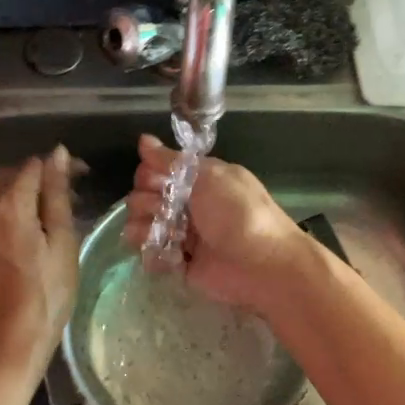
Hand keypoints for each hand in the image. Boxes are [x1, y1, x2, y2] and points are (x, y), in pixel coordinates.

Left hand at [0, 147, 81, 383]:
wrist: (11, 341)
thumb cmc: (47, 293)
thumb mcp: (62, 241)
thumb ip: (57, 194)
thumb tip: (58, 153)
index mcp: (11, 204)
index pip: (34, 166)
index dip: (59, 166)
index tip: (83, 178)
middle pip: (12, 174)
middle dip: (41, 175)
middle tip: (71, 193)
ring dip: (25, 191)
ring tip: (52, 211)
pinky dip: (11, 208)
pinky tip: (30, 228)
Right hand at [123, 133, 308, 312]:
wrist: (263, 265)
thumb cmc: (239, 213)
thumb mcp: (209, 177)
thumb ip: (172, 161)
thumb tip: (143, 139)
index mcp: (195, 178)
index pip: (154, 169)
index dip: (149, 174)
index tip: (158, 182)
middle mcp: (184, 203)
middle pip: (142, 195)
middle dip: (146, 201)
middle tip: (166, 211)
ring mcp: (180, 233)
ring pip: (140, 224)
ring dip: (143, 227)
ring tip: (164, 235)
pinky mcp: (178, 262)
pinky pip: (150, 253)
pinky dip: (151, 253)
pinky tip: (167, 254)